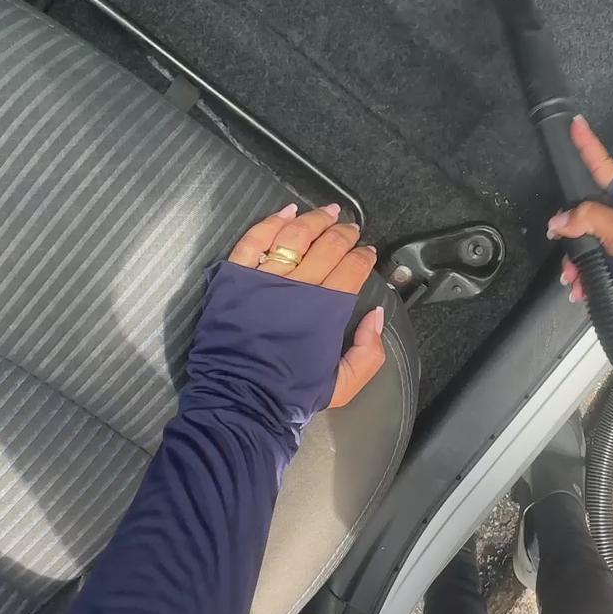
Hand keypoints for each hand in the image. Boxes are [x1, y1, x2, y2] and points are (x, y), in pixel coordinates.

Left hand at [228, 202, 386, 407]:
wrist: (237, 402)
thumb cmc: (289, 394)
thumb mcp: (343, 385)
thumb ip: (369, 352)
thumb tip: (376, 316)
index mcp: (326, 310)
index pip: (352, 268)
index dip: (364, 256)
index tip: (367, 252)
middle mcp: (299, 287)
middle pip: (328, 245)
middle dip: (345, 233)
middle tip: (351, 228)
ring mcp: (265, 278)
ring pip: (295, 235)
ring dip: (315, 219)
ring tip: (328, 212)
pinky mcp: (236, 277)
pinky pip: (255, 239)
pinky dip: (272, 221)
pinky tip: (288, 212)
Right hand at [547, 115, 612, 301]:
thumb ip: (588, 218)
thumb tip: (559, 222)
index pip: (604, 166)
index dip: (588, 145)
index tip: (576, 123)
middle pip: (584, 209)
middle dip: (569, 229)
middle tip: (558, 238)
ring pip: (582, 239)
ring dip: (574, 259)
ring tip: (574, 277)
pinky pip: (587, 263)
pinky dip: (580, 276)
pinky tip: (580, 288)